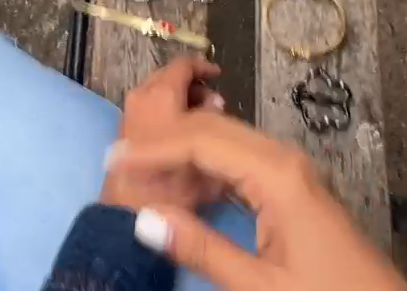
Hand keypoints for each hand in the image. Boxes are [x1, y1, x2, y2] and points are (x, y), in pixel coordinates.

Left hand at [99, 56, 225, 211]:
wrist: (127, 212)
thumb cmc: (171, 186)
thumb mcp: (205, 159)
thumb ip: (213, 124)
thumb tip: (214, 102)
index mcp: (161, 95)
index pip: (183, 64)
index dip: (203, 66)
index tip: (218, 74)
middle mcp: (142, 94)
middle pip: (169, 75)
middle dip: (192, 84)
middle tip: (213, 104)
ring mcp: (130, 109)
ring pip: (157, 89)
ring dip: (178, 97)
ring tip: (199, 120)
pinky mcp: (124, 125)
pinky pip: (148, 104)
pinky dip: (164, 107)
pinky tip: (178, 132)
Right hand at [116, 111, 406, 290]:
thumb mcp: (261, 288)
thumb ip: (202, 249)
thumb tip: (143, 218)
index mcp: (276, 173)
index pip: (201, 140)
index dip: (153, 147)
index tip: (113, 159)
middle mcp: (283, 158)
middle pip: (211, 131)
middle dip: (163, 142)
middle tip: (119, 162)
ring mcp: (291, 171)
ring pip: (225, 142)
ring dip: (182, 153)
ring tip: (143, 172)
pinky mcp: (293, 188)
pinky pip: (240, 161)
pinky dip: (206, 168)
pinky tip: (185, 185)